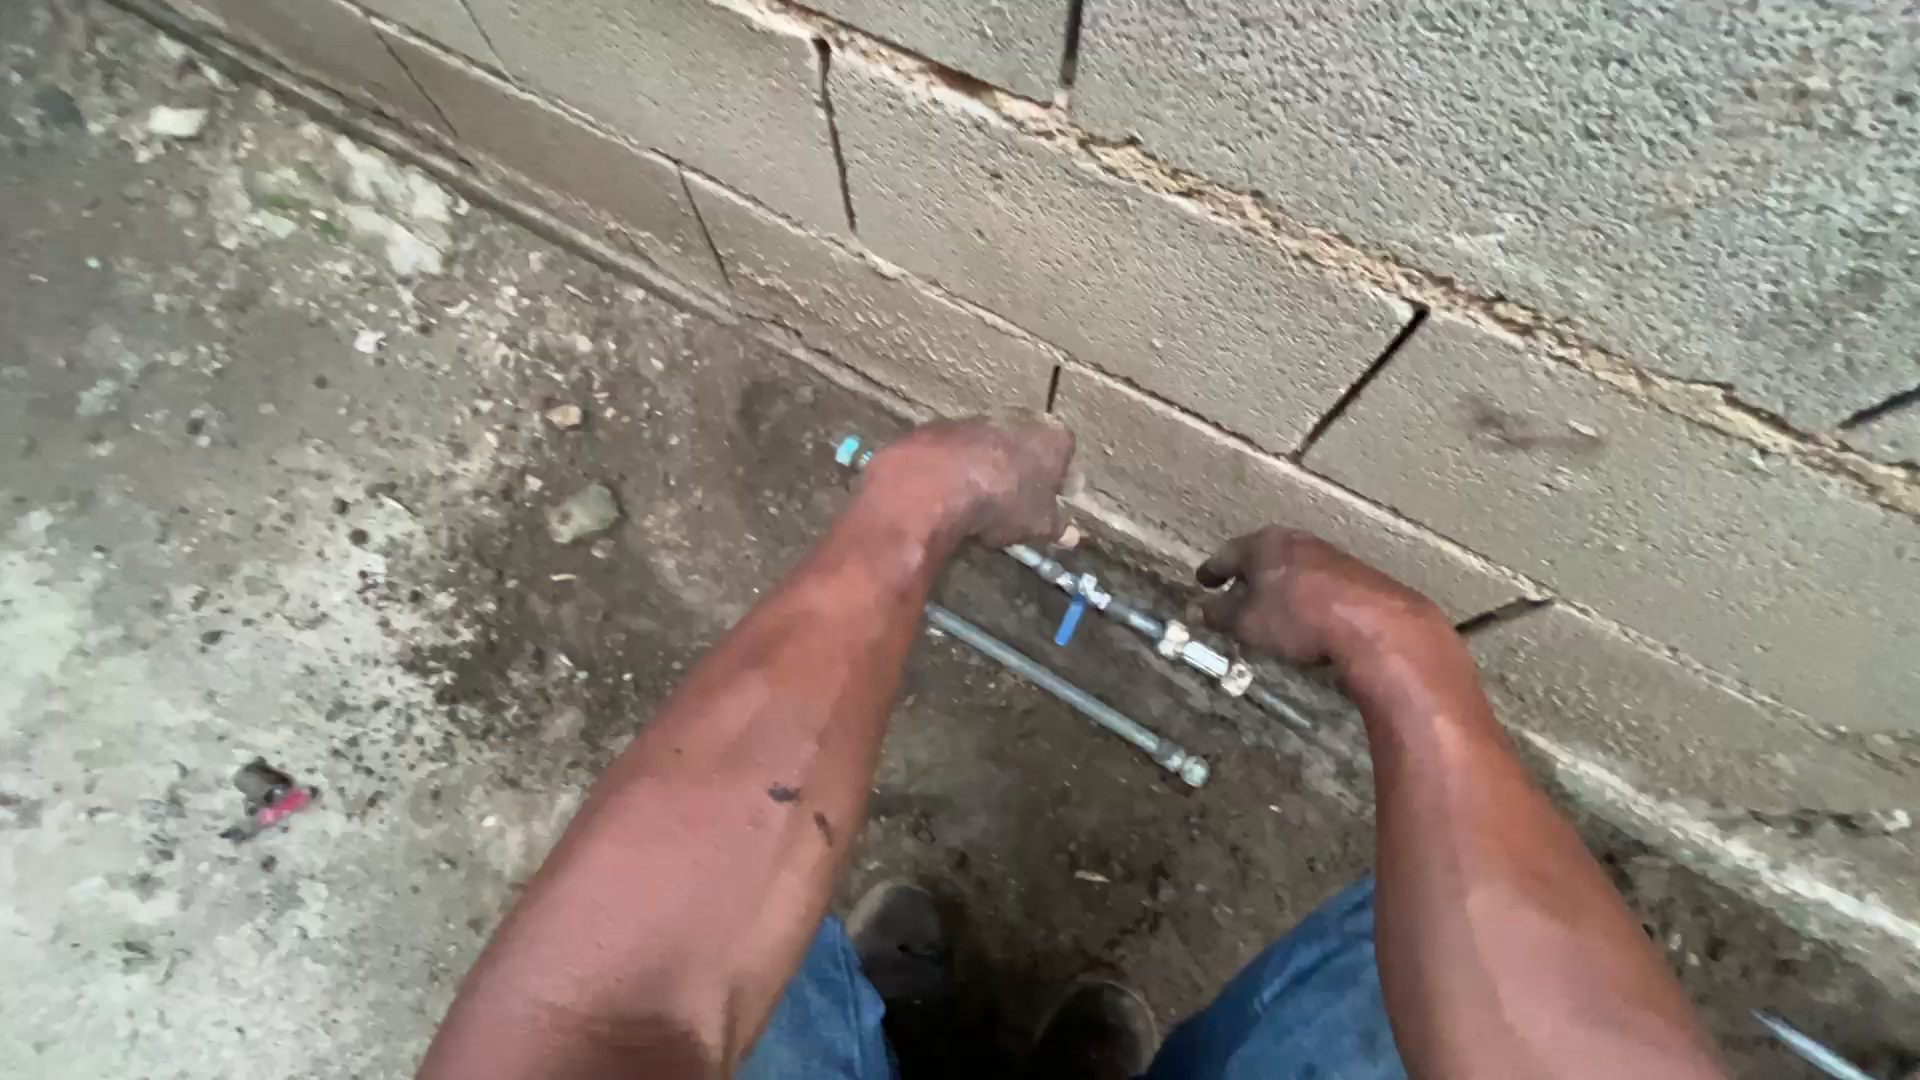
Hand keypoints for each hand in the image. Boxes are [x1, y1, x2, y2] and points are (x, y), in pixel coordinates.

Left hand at [863, 411, 1075, 547]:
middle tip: (1022, 496)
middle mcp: (1022, 418)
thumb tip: (1071, 536)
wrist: (941, 481)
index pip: (1068, 454)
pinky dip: (962, 465)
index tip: (1059, 497)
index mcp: (1054, 437)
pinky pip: (961, 450)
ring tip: (986, 495)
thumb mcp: (1038, 525)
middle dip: (1028, 468)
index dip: (1063, 478)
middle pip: (1030, 444)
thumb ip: (1057, 527)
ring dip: (993, 464)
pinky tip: (955, 488)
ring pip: (994, 444)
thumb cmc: (1006, 502)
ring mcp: (980, 418)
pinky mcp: (945, 426)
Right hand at [1195, 527, 1448, 666]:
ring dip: (1276, 584)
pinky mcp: (1356, 574)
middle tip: (1233, 592)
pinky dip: (1301, 593)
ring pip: (1290, 567)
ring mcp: (1328, 554)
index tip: (1202, 581)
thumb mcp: (1246, 623)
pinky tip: (1302, 612)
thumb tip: (1199, 609)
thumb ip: (1218, 615)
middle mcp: (1294, 540)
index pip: (1226, 555)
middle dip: (1246, 576)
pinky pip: (1315, 580)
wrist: (1376, 627)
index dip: (1212, 571)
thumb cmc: (1296, 618)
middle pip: (1261, 556)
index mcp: (1262, 544)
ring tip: (1267, 606)